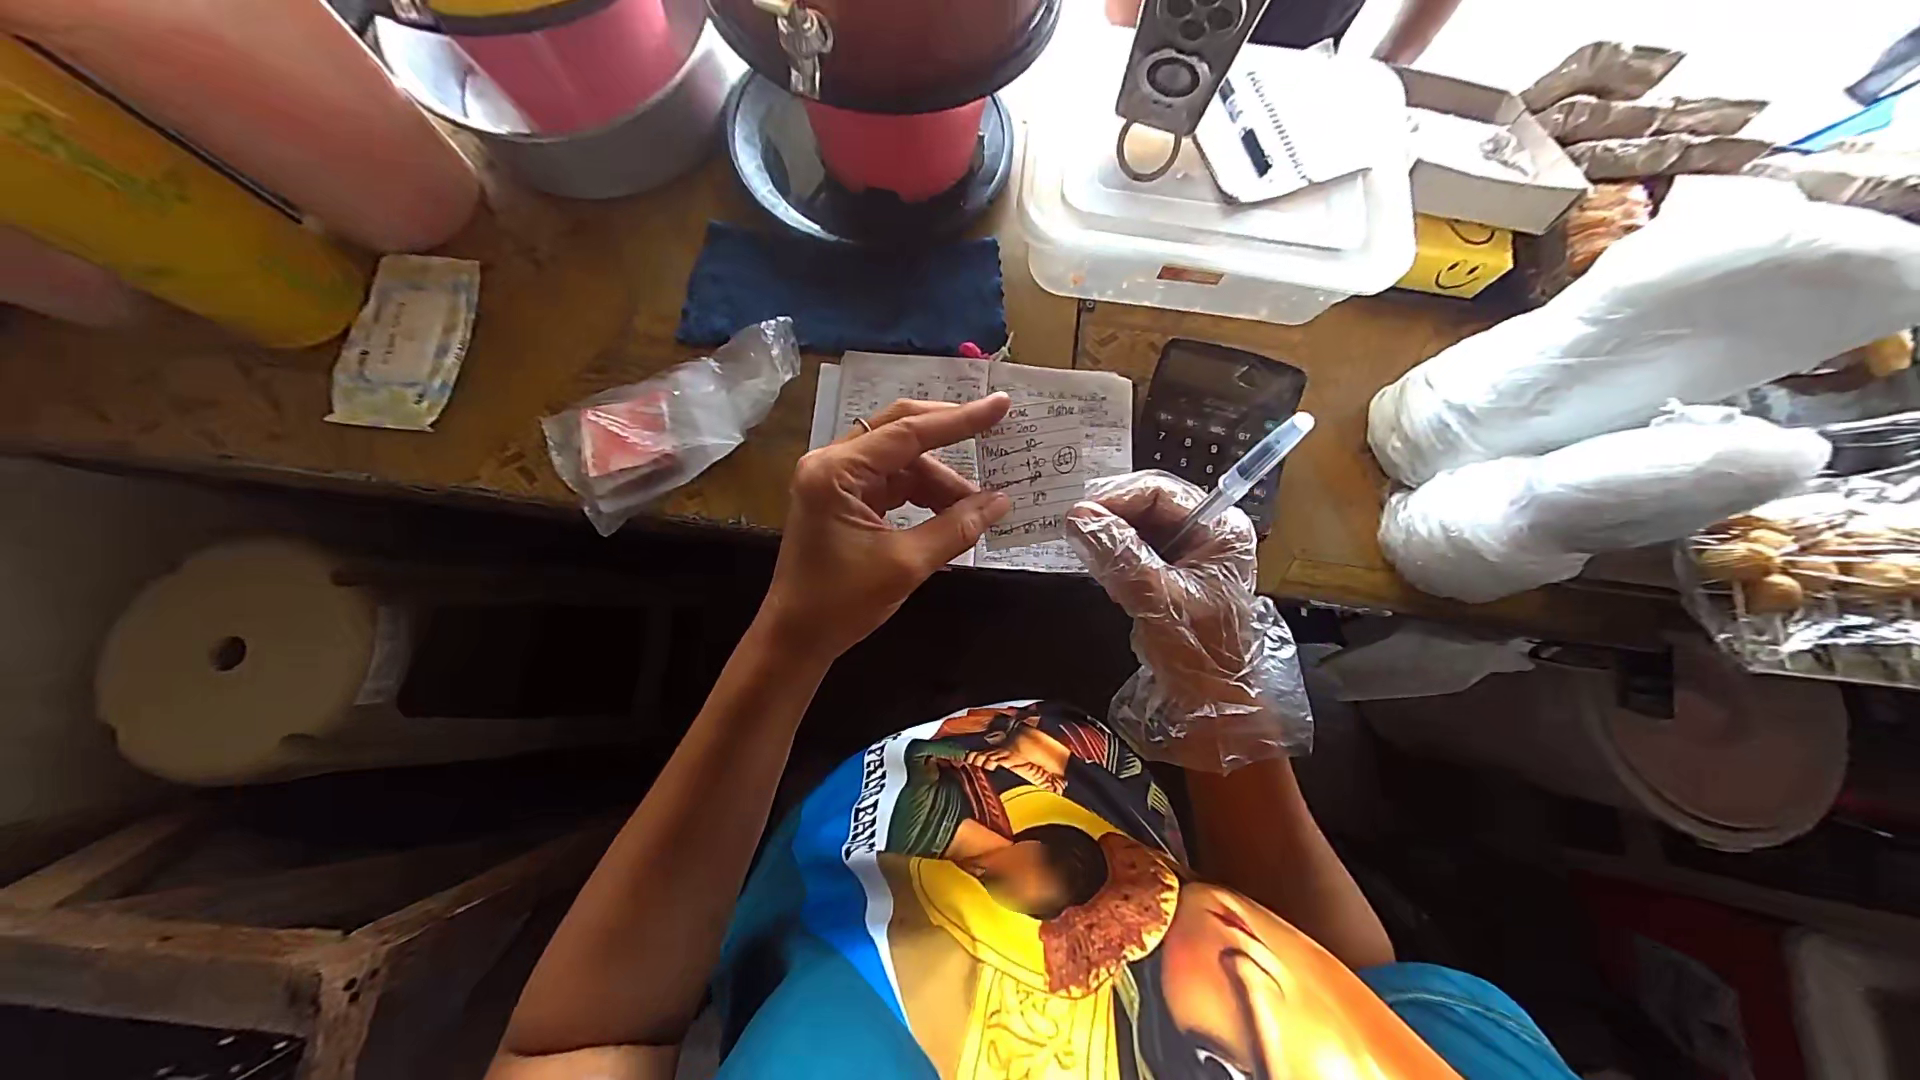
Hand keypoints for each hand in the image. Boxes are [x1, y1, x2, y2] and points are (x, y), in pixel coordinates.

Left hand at [758, 394, 1011, 663]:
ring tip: (974, 509)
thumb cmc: (841, 604)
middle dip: (948, 436)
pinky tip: (949, 513)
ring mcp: (835, 480)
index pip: (908, 433)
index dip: (959, 421)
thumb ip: (957, 527)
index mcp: (836, 472)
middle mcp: (831, 464)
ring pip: (900, 462)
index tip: (1000, 406)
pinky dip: (922, 495)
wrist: (797, 638)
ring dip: (938, 482)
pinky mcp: (842, 499)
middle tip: (993, 434)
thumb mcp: (907, 564)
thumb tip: (1001, 502)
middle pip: (900, 433)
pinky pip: (891, 483)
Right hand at [1065, 470, 1310, 771]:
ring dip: (1109, 535)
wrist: (1212, 704)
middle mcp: (1207, 532)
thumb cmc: (1199, 653)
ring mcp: (1189, 552)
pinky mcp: (1171, 571)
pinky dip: (1113, 555)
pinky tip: (1103, 568)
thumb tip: (1077, 516)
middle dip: (1110, 515)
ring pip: (1137, 525)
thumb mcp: (1157, 599)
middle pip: (1148, 504)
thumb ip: (1119, 555)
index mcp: (1221, 529)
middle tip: (1076, 528)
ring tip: (1087, 549)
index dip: (1117, 497)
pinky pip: (1134, 548)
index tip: (1079, 513)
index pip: (1160, 492)